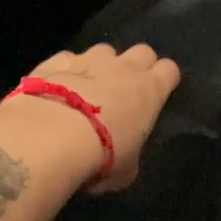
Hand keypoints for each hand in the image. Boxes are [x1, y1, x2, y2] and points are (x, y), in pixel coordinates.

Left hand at [24, 43, 180, 191]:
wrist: (50, 137)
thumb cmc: (101, 157)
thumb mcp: (126, 169)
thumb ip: (130, 153)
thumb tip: (122, 155)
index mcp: (150, 90)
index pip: (170, 70)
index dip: (165, 80)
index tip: (157, 94)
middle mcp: (124, 67)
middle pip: (142, 52)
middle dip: (138, 66)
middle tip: (126, 90)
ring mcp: (89, 59)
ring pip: (104, 50)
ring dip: (101, 66)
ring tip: (87, 90)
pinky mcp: (57, 60)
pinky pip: (68, 58)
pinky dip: (66, 71)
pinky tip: (56, 90)